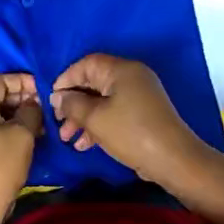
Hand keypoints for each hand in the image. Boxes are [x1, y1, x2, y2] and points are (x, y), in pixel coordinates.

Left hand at [0, 72, 42, 220]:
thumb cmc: (0, 166)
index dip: (22, 81)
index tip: (44, 89)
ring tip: (42, 122)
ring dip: (20, 114)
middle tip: (46, 107)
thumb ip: (31, 110)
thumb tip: (33, 102)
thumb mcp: (22, 133)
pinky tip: (30, 135)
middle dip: (23, 98)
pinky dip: (12, 128)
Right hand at [50, 53, 210, 184]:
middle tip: (58, 122)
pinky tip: (84, 144)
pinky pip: (113, 112)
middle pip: (93, 83)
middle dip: (72, 103)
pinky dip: (97, 124)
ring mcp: (138, 96)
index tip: (51, 100)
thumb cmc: (130, 133)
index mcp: (121, 70)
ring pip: (101, 101)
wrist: (172, 159)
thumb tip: (57, 97)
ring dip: (82, 118)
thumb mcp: (95, 118)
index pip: (86, 64)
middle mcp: (131, 77)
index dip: (65, 79)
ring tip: (67, 138)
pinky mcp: (141, 114)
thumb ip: (72, 104)